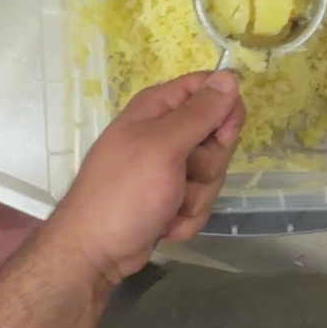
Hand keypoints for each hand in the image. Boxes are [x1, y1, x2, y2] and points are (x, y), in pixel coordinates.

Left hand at [44, 71, 246, 284]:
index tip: (222, 133)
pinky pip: (201, 200)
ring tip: (167, 205)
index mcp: (158, 108)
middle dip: (208, 164)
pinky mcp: (173, 197)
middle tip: (184, 174)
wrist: (96, 252)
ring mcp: (170, 167)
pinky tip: (164, 223)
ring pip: (213, 173)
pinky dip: (186, 217)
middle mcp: (165, 132)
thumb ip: (199, 113)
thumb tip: (230, 76)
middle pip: (218, 135)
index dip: (224, 109)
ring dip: (195, 196)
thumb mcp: (164, 147)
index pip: (209, 89)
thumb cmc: (124, 193)